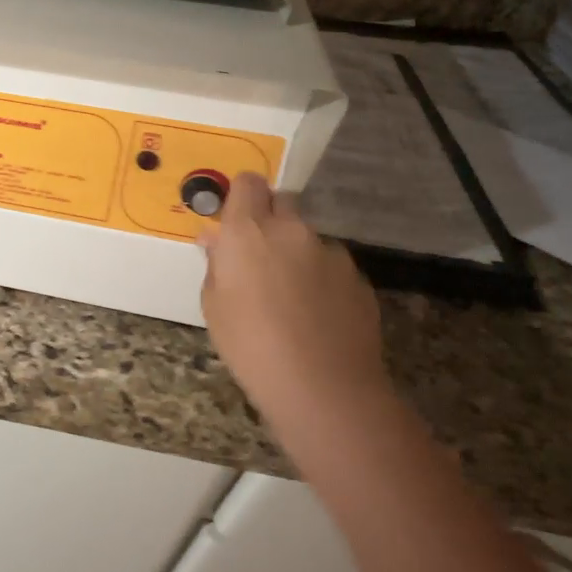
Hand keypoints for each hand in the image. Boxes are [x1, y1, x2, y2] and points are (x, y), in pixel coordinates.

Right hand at [197, 173, 390, 427]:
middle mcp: (291, 230)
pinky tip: (317, 315)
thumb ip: (217, 264)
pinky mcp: (358, 279)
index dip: (241, 196)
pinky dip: (322, 280)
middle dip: (270, 221)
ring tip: (291, 296)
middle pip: (281, 202)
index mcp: (247, 230)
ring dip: (297, 253)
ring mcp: (330, 253)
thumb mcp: (213, 304)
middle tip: (259, 257)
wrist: (324, 389)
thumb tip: (218, 242)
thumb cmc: (250, 345)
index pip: (248, 182)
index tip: (235, 220)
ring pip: (307, 238)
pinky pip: (331, 266)